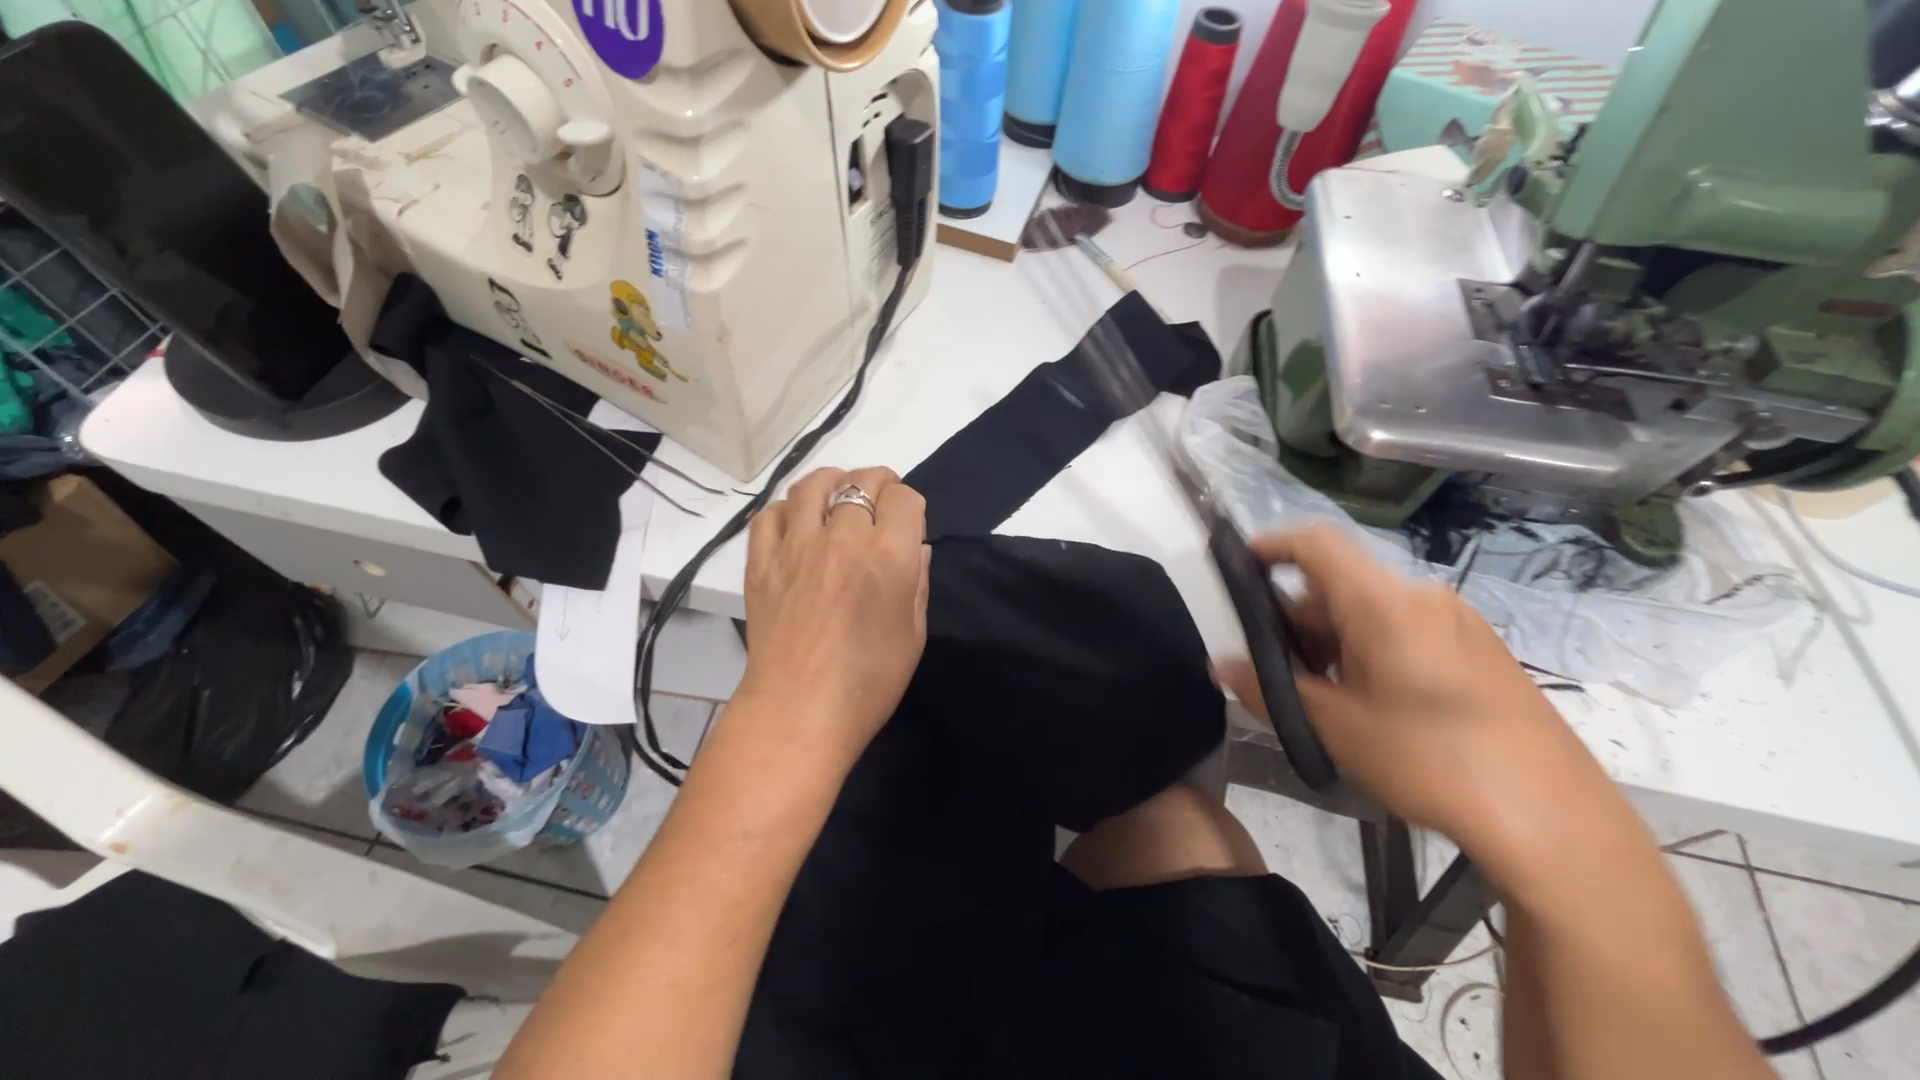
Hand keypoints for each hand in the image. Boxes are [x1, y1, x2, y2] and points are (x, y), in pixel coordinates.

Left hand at [737, 467, 929, 768]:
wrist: (800, 712)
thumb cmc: (869, 682)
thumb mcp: (914, 634)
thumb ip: (918, 582)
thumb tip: (915, 548)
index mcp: (888, 556)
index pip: (904, 497)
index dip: (910, 504)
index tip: (907, 521)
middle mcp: (843, 538)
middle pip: (861, 481)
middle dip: (878, 485)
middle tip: (879, 502)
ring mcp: (796, 546)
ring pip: (813, 485)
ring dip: (833, 482)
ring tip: (838, 496)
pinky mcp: (761, 561)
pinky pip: (770, 514)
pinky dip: (788, 509)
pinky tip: (797, 524)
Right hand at [1217, 526, 1614, 853]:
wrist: (1551, 815)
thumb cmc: (1432, 762)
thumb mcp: (1337, 728)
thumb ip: (1271, 689)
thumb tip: (1222, 665)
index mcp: (1384, 604)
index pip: (1317, 546)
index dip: (1273, 547)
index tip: (1241, 568)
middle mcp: (1423, 598)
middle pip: (1343, 587)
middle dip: (1301, 622)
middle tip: (1281, 675)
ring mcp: (1459, 623)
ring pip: (1375, 614)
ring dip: (1337, 643)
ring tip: (1327, 702)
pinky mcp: (1481, 651)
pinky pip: (1408, 633)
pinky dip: (1374, 654)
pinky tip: (1375, 709)